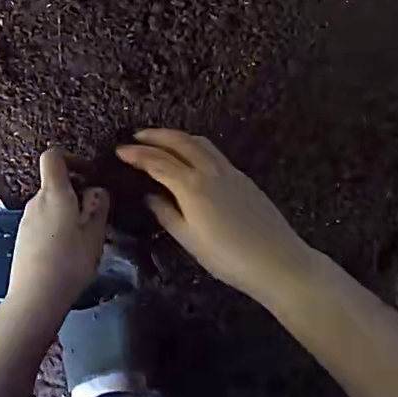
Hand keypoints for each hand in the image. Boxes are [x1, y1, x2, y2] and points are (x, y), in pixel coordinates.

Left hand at [4, 148, 108, 319]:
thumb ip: (98, 205)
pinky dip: (57, 228)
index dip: (71, 157)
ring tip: (84, 238)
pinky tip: (68, 252)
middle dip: (76, 193)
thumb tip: (95, 191)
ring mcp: (26, 221)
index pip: (53, 156)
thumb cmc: (70, 261)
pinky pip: (43, 223)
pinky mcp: (22, 239)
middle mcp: (36, 201)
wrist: (35, 298)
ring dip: (67, 213)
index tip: (88, 172)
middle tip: (95, 214)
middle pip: (55, 184)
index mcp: (54, 193)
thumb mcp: (95, 232)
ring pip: (50, 206)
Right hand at [116, 129, 319, 306]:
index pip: (158, 162)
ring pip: (199, 142)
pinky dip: (195, 145)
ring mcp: (229, 171)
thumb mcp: (190, 240)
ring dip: (176, 136)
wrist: (277, 260)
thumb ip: (168, 215)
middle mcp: (209, 171)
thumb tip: (151, 197)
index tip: (120, 151)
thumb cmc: (228, 258)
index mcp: (192, 186)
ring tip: (161, 140)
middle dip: (156, 135)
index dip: (137, 154)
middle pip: (179, 142)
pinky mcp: (243, 177)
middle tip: (137, 136)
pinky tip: (191, 156)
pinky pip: (213, 151)